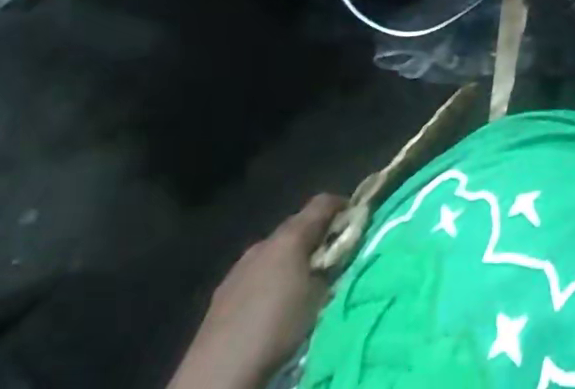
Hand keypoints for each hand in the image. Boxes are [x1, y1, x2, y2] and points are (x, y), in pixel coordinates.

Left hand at [168, 193, 346, 388]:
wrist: (219, 370)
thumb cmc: (277, 327)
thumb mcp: (318, 299)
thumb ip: (330, 270)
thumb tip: (335, 257)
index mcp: (290, 238)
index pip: (321, 204)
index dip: (341, 206)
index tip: (356, 218)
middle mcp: (264, 242)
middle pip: (296, 226)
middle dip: (316, 236)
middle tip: (334, 256)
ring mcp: (240, 265)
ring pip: (274, 250)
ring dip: (291, 258)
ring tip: (303, 284)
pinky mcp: (224, 290)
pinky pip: (256, 272)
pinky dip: (270, 277)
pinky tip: (272, 305)